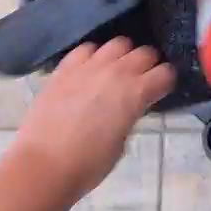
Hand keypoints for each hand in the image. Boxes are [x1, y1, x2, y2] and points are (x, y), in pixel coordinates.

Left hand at [10, 37, 173, 197]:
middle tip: (142, 80)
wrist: (43, 166)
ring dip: (123, 55)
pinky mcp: (65, 68)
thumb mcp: (122, 142)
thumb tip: (130, 105)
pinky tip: (90, 70)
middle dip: (149, 64)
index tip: (161, 90)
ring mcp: (89, 66)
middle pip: (145, 52)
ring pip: (118, 43)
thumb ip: (131, 114)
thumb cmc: (88, 165)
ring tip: (116, 71)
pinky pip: (86, 48)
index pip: (166, 73)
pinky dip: (94, 55)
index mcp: (135, 93)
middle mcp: (116, 72)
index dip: (166, 81)